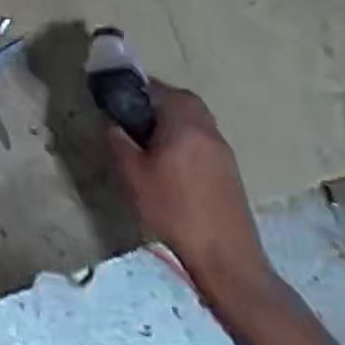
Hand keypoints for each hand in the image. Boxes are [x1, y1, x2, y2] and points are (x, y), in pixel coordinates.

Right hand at [108, 81, 272, 289]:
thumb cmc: (173, 209)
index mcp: (183, 122)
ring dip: (173, 121)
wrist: (224, 255)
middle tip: (134, 118)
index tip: (118, 101)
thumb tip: (115, 126)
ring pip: (194, 119)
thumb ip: (120, 143)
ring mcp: (222, 148)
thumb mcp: (133, 176)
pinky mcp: (229, 168)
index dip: (135, 90)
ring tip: (150, 141)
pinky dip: (185, 138)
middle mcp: (207, 127)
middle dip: (157, 102)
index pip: (157, 89)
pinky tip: (171, 162)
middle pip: (181, 100)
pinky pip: (202, 138)